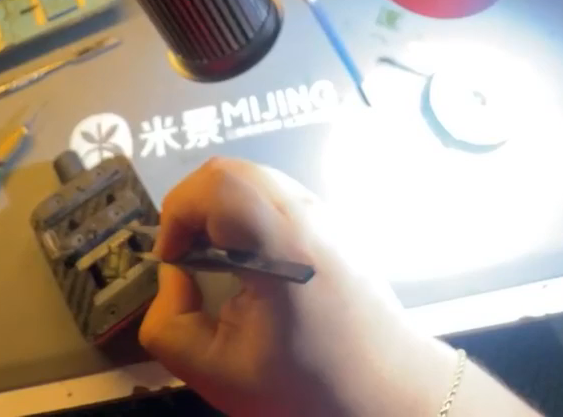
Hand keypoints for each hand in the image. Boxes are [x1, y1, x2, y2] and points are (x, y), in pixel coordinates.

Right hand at [137, 158, 456, 416]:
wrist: (392, 392)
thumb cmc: (310, 387)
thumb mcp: (221, 375)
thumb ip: (171, 325)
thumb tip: (175, 275)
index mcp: (282, 242)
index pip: (216, 185)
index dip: (178, 213)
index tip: (175, 260)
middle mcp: (304, 210)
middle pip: (227, 170)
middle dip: (191, 208)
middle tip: (187, 257)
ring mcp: (320, 208)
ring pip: (248, 175)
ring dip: (215, 208)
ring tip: (214, 259)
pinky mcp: (327, 216)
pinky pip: (269, 190)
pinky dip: (241, 211)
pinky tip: (246, 260)